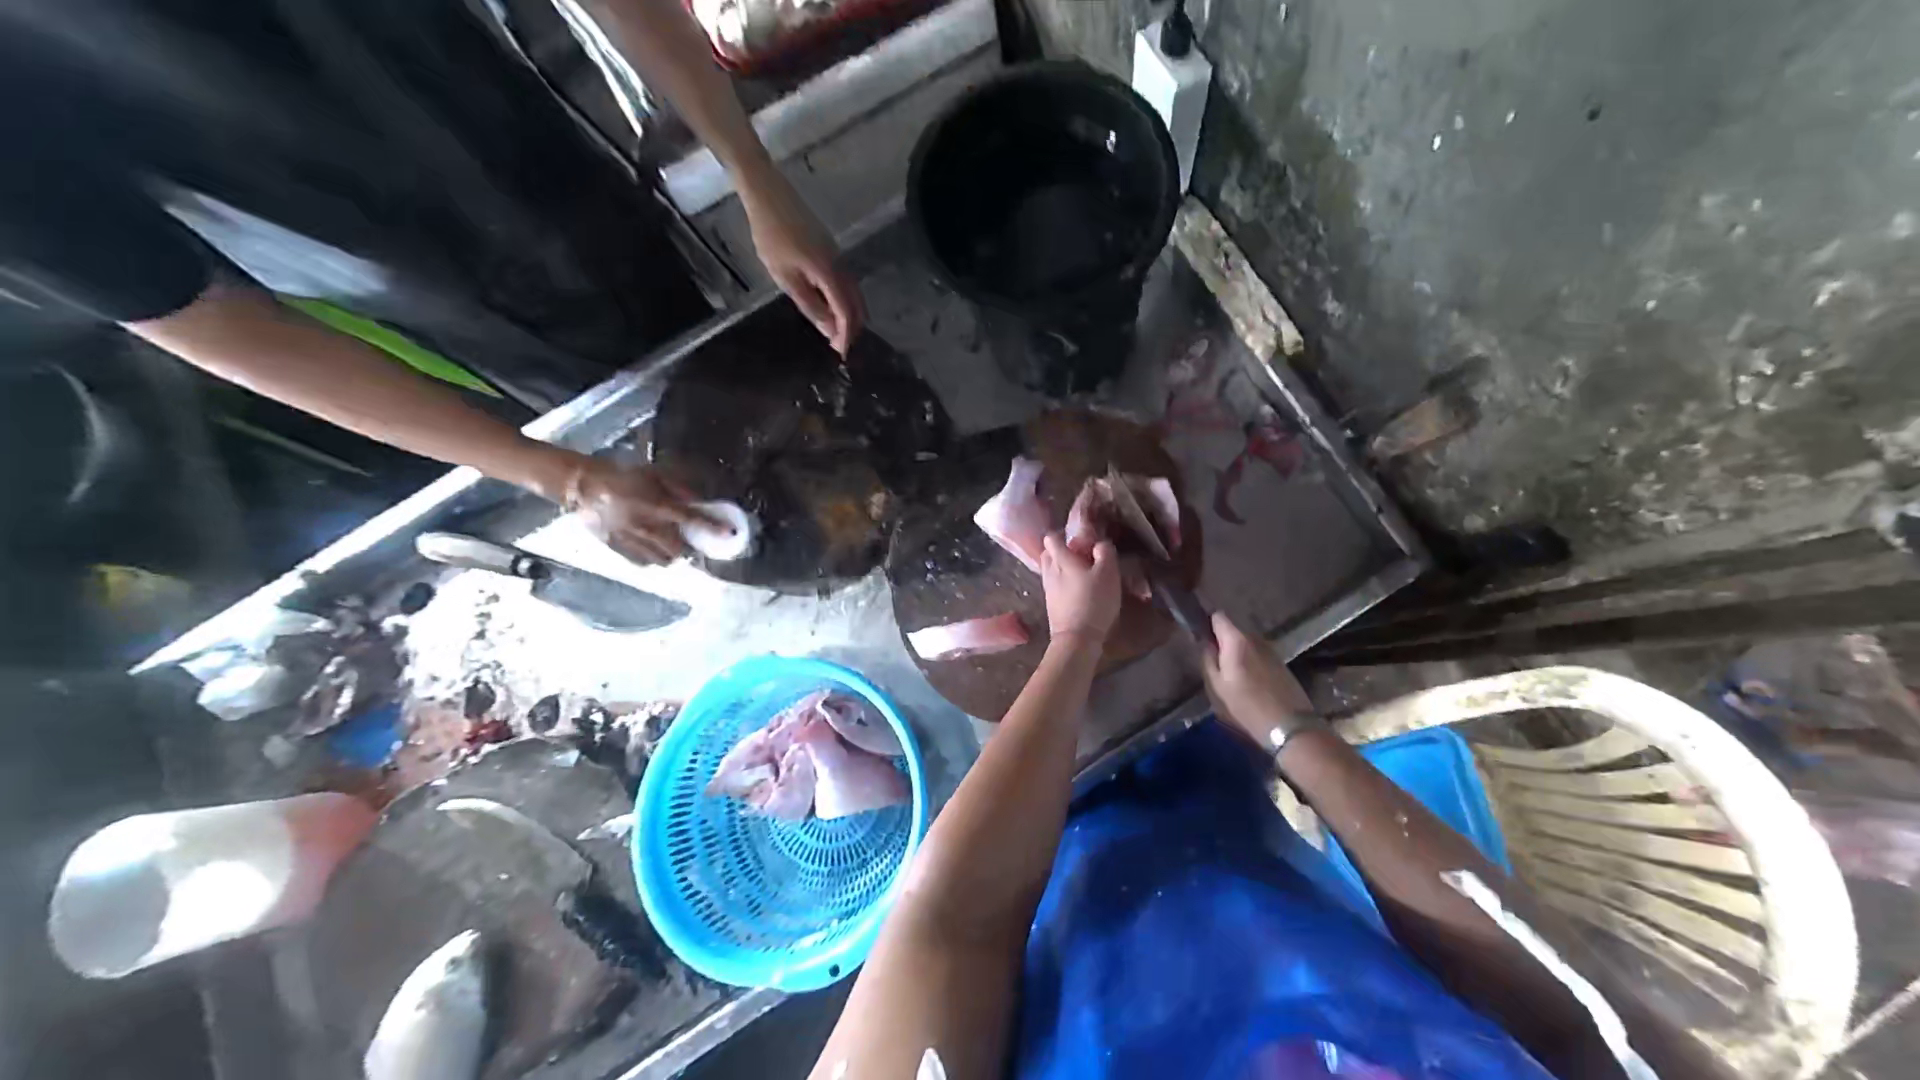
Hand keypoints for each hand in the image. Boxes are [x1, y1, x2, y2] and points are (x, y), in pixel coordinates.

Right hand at [563, 458, 722, 564]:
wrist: (584, 485)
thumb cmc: (624, 476)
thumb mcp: (654, 475)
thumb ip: (679, 489)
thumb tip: (699, 501)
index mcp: (655, 505)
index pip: (690, 518)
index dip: (711, 526)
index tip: (728, 533)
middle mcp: (644, 526)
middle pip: (678, 548)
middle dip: (690, 547)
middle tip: (692, 541)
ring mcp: (629, 540)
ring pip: (661, 559)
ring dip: (673, 555)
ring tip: (674, 546)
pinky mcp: (616, 548)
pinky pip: (642, 562)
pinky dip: (654, 559)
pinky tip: (655, 551)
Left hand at [741, 178, 864, 354]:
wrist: (769, 193)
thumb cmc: (771, 236)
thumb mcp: (785, 277)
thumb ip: (809, 305)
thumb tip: (829, 329)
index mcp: (830, 274)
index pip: (846, 312)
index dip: (846, 335)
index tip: (842, 354)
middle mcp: (841, 266)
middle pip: (856, 303)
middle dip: (852, 328)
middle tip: (841, 347)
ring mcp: (838, 256)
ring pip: (853, 293)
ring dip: (850, 314)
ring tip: (838, 332)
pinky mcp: (832, 250)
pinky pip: (846, 282)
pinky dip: (844, 300)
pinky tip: (833, 306)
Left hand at [1041, 533, 1120, 645]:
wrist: (1076, 638)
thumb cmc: (1093, 601)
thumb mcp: (1108, 573)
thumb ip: (1105, 552)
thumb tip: (1099, 543)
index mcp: (1060, 559)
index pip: (1051, 537)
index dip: (1063, 534)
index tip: (1079, 537)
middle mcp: (1049, 571)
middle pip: (1048, 553)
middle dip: (1061, 550)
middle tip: (1081, 555)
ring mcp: (1047, 588)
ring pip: (1051, 569)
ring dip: (1063, 567)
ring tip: (1083, 574)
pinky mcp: (1050, 603)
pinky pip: (1054, 584)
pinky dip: (1063, 582)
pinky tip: (1079, 590)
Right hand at [1201, 612, 1320, 745]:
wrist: (1288, 724)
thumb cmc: (1246, 705)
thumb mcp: (1217, 684)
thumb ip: (1208, 658)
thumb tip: (1205, 642)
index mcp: (1236, 640)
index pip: (1218, 616)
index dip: (1208, 624)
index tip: (1202, 639)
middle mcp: (1255, 638)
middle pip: (1232, 629)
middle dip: (1222, 640)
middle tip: (1215, 661)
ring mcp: (1270, 648)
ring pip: (1246, 642)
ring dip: (1237, 651)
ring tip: (1232, 674)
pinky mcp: (1280, 661)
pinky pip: (1257, 652)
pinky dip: (1250, 660)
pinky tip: (1249, 680)